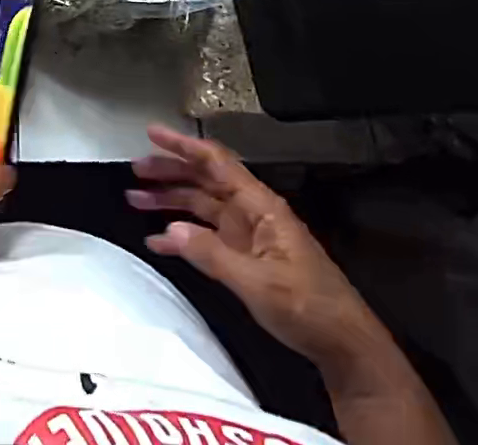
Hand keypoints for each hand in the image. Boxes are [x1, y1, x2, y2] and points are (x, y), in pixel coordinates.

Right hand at [130, 125, 396, 381]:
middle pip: (204, 180)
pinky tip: (158, 242)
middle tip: (136, 170)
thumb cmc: (307, 306)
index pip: (216, 162)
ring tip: (135, 199)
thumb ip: (212, 254)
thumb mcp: (257, 283)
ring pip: (201, 205)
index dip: (183, 145)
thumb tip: (169, 230)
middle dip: (170, 171)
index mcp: (260, 206)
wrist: (342, 344)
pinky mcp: (244, 256)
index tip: (152, 133)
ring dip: (170, 201)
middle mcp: (250, 212)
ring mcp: (246, 234)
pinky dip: (181, 237)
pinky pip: (206, 236)